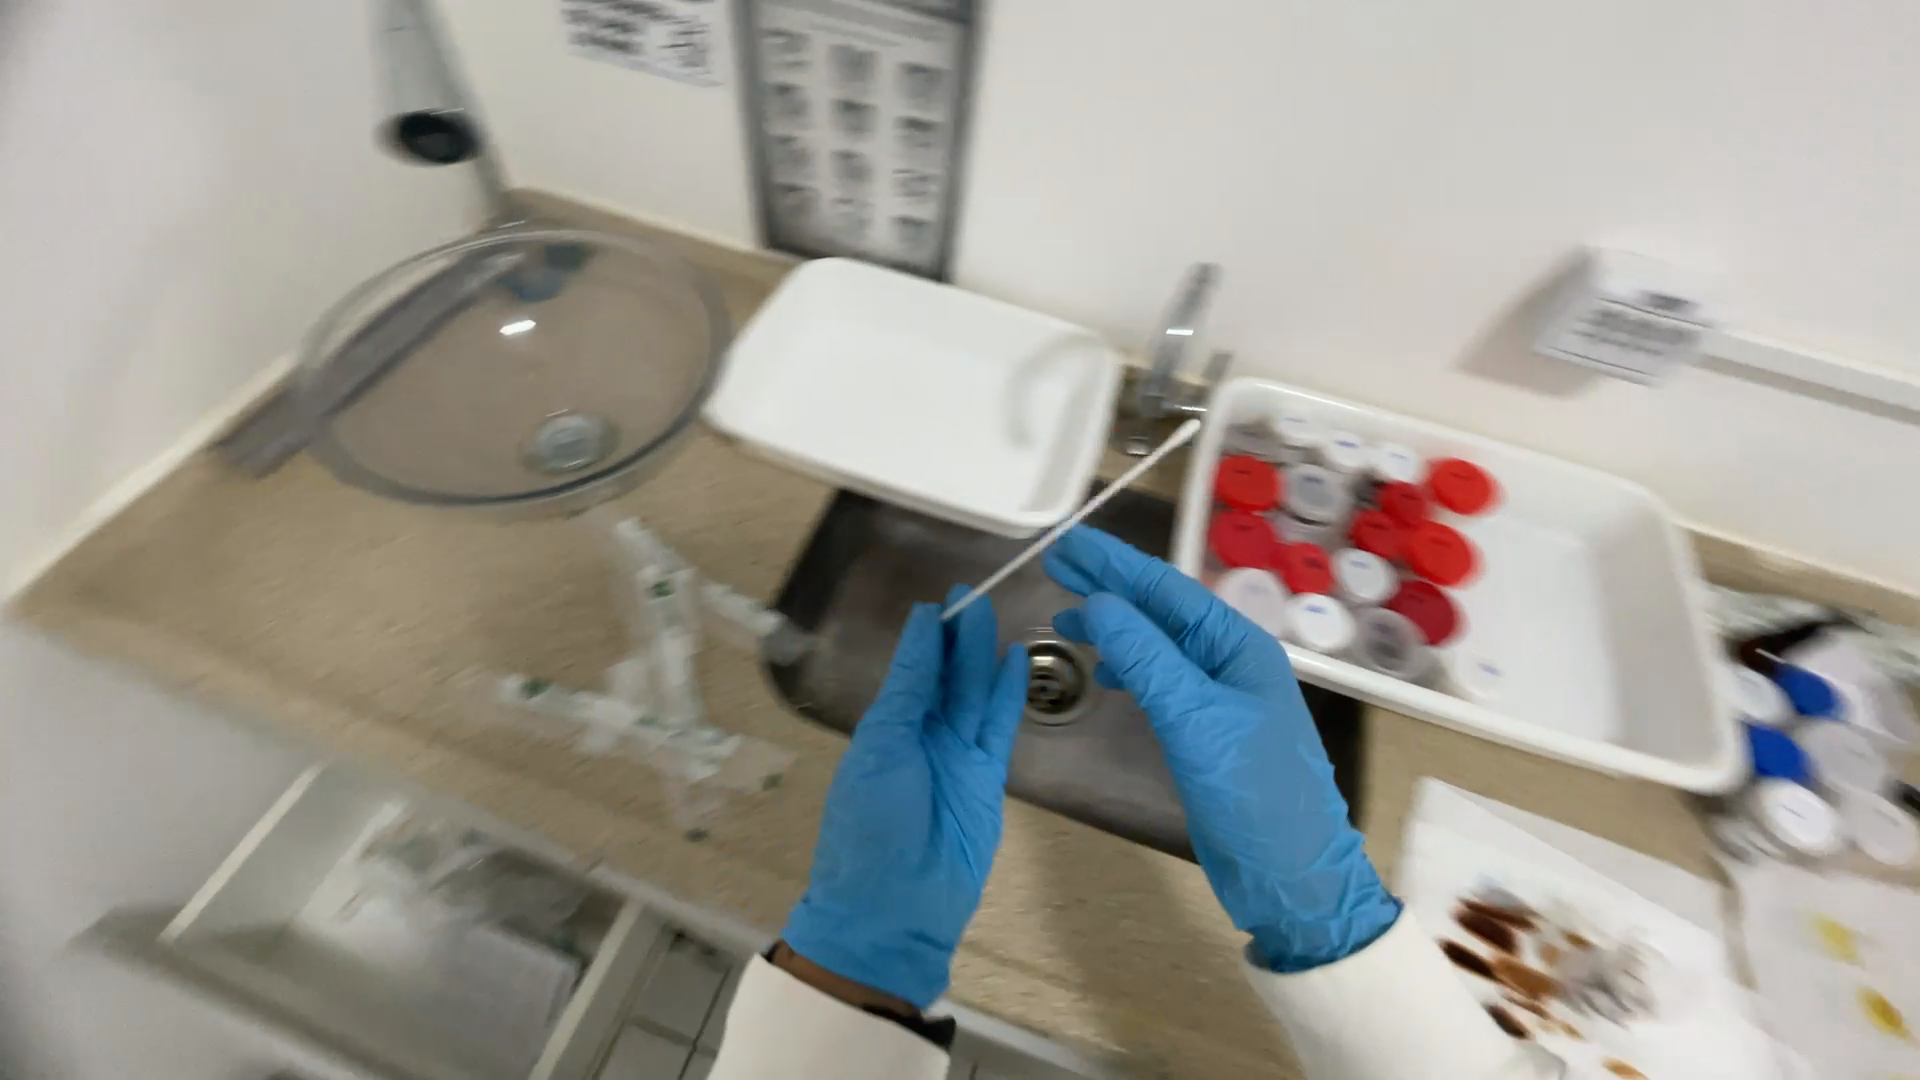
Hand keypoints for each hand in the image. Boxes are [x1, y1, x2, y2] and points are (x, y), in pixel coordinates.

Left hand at [781, 590, 1028, 1007]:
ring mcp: (958, 753)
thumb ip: (909, 683)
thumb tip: (921, 623)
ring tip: (991, 613)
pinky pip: (1000, 725)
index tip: (941, 600)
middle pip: (947, 675)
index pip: (913, 668)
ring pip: (975, 693)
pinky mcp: (989, 775)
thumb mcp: (881, 742)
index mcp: (887, 724)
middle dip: (957, 636)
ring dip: (982, 655)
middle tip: (970, 596)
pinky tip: (1016, 660)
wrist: (895, 905)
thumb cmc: (872, 819)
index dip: (927, 635)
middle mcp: (923, 733)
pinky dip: (1009, 693)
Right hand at [1044, 527, 1400, 971]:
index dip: (1114, 562)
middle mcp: (1226, 658)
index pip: (1165, 588)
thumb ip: (1145, 656)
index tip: (1068, 541)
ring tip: (1064, 616)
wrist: (1291, 877)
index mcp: (1235, 645)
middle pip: (1158, 608)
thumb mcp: (1194, 718)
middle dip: (1108, 583)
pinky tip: (1104, 670)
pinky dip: (1126, 666)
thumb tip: (1098, 601)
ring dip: (1111, 625)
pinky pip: (1157, 677)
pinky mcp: (1204, 725)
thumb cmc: (1251, 793)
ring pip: (1155, 641)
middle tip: (1055, 563)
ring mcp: (1216, 692)